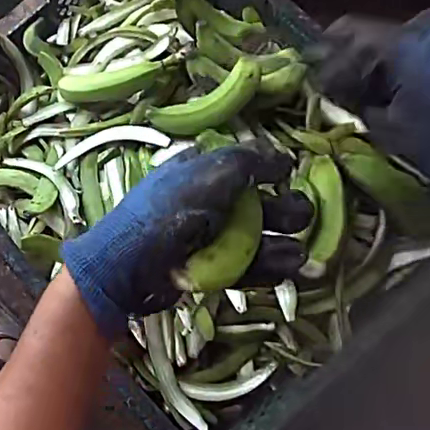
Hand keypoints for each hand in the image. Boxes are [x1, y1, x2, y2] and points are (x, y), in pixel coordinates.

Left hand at [59, 144, 289, 336]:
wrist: (129, 265)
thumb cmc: (169, 211)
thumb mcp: (210, 173)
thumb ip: (249, 160)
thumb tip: (283, 159)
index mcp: (200, 170)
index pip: (242, 164)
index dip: (268, 169)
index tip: (289, 176)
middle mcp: (205, 200)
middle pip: (256, 202)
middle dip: (283, 209)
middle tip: (300, 219)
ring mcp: (206, 235)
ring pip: (255, 236)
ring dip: (281, 243)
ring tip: (299, 255)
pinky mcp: (207, 267)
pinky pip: (244, 265)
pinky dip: (267, 268)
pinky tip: (288, 270)